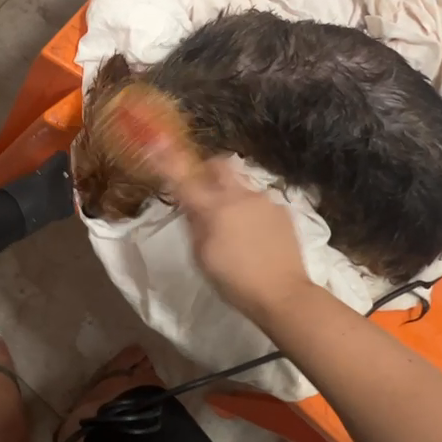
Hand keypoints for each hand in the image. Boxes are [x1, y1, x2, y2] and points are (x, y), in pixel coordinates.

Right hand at [152, 150, 314, 323]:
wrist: (283, 294)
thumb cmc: (234, 281)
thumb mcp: (202, 257)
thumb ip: (194, 224)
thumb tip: (190, 206)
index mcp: (214, 208)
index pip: (184, 179)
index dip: (169, 162)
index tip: (158, 147)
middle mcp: (240, 196)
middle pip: (220, 165)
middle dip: (209, 170)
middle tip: (204, 189)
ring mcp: (265, 201)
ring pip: (242, 185)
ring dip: (233, 196)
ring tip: (236, 225)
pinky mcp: (284, 210)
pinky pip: (261, 202)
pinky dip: (253, 211)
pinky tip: (257, 235)